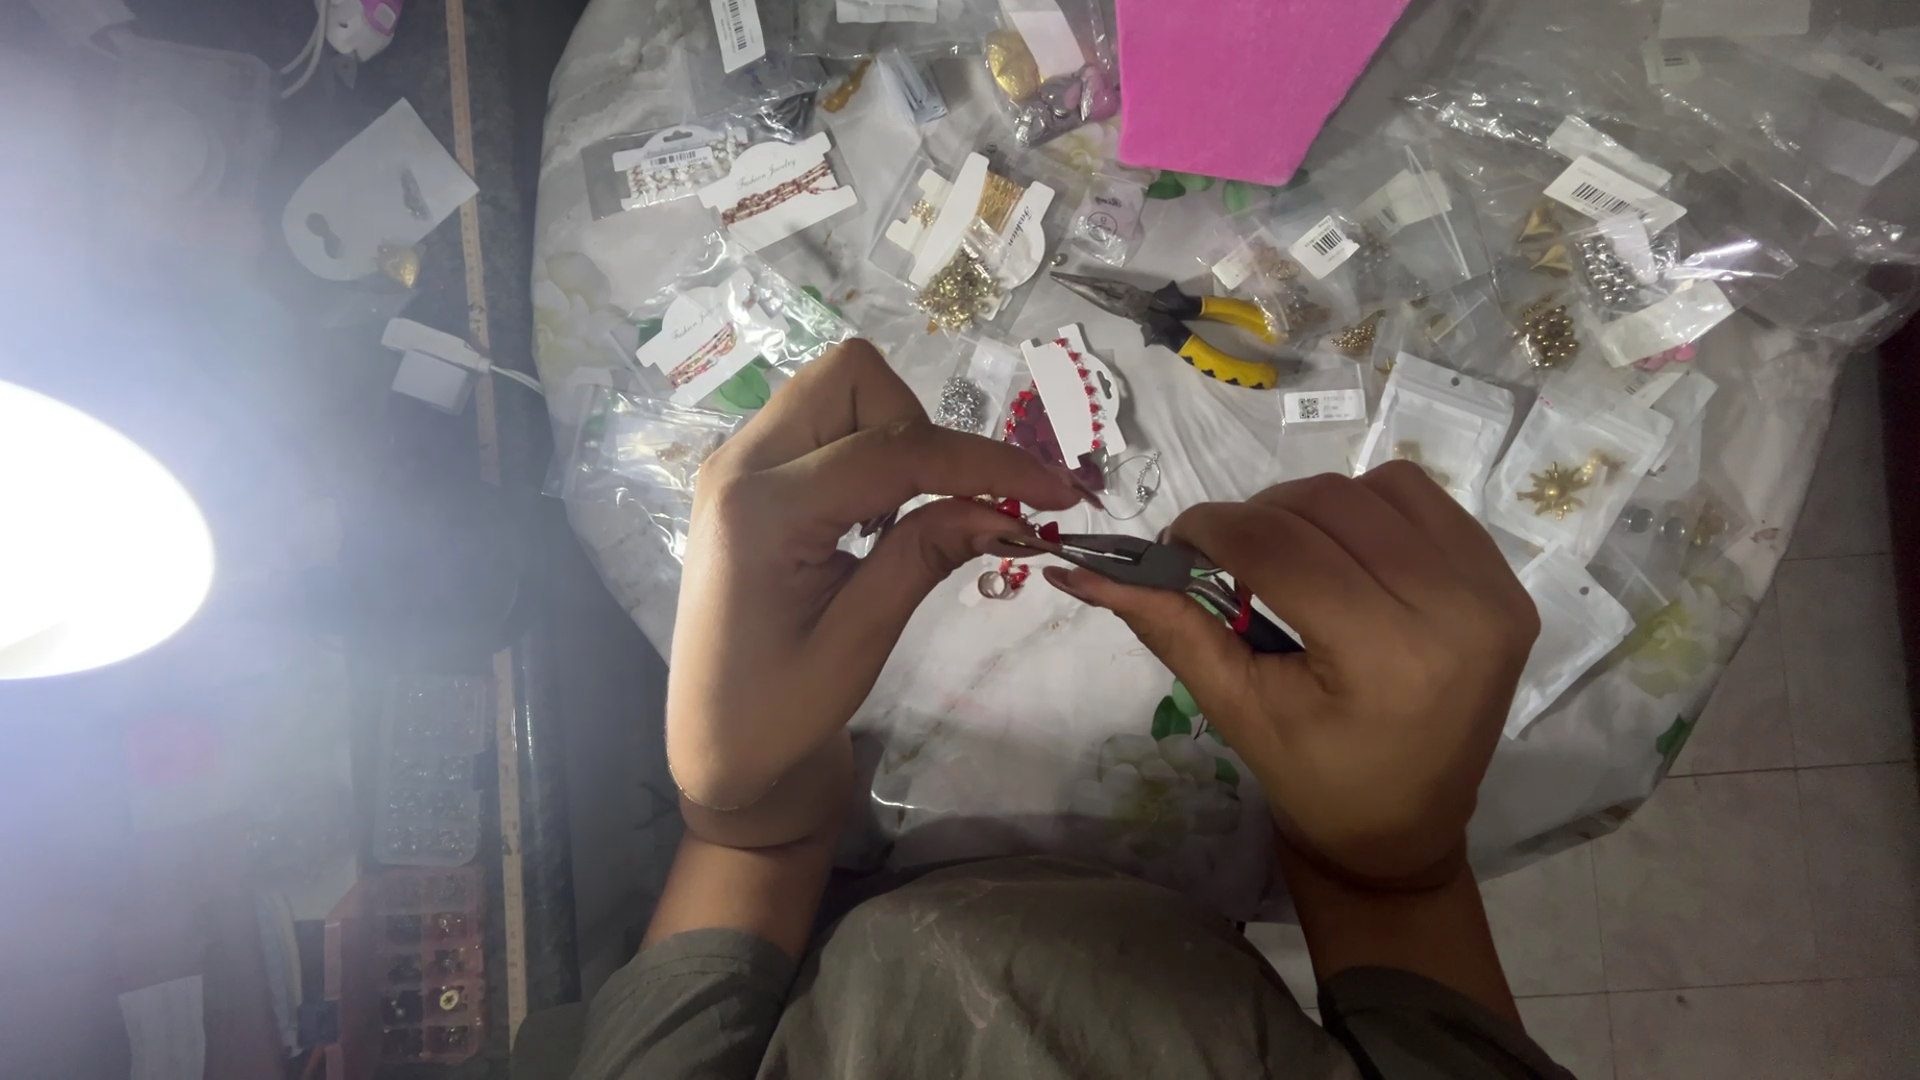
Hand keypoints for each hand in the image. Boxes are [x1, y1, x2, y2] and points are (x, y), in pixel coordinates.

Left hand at [667, 340, 1085, 819]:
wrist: (715, 737)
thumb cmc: (779, 709)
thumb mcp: (860, 640)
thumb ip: (926, 556)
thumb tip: (1004, 508)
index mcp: (760, 510)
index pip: (894, 451)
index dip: (985, 464)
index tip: (1054, 490)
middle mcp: (739, 462)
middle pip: (853, 376)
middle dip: (921, 430)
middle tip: (938, 506)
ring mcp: (738, 460)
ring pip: (840, 387)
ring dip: (897, 434)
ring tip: (901, 515)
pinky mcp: (750, 472)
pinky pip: (824, 419)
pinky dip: (871, 445)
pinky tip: (872, 513)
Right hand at [1044, 465, 1539, 886]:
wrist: (1401, 826)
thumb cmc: (1310, 777)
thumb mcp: (1230, 704)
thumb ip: (1164, 624)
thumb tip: (1081, 572)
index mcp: (1386, 657)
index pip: (1279, 548)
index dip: (1210, 528)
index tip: (1174, 542)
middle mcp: (1456, 611)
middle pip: (1324, 504)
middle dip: (1252, 516)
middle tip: (1219, 554)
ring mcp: (1494, 592)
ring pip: (1372, 488)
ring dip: (1307, 507)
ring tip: (1280, 554)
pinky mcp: (1506, 584)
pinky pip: (1419, 499)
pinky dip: (1363, 506)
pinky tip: (1338, 552)